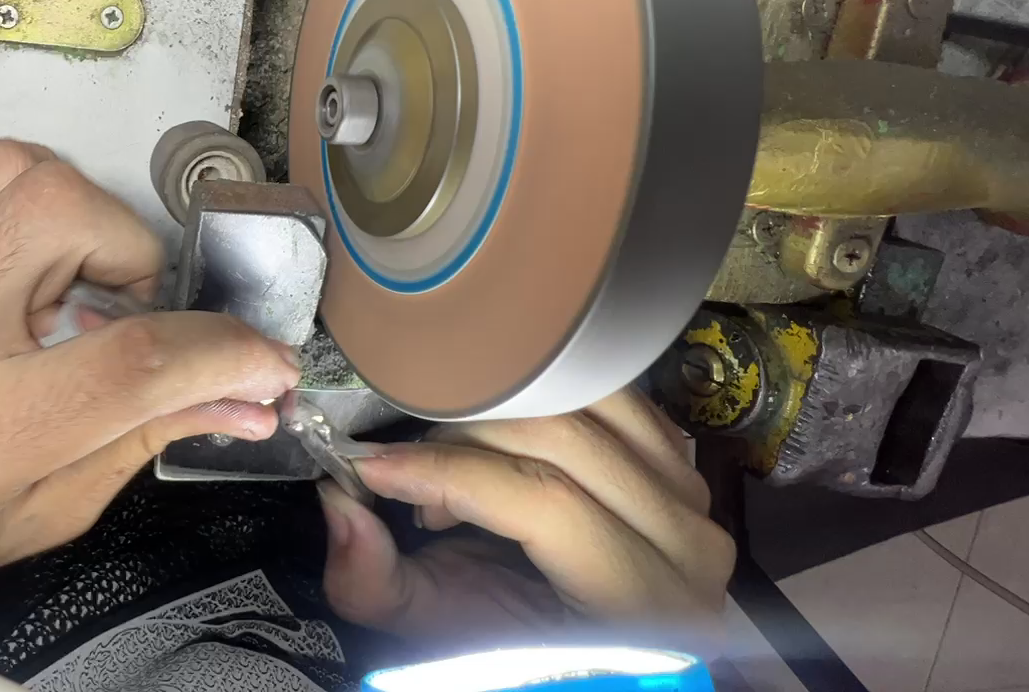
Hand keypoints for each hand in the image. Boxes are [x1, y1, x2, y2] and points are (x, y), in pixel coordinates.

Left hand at [0, 141, 301, 648]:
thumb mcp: (52, 509)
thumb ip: (152, 435)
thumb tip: (248, 392)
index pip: (126, 364)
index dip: (217, 350)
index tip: (261, 357)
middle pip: (56, 214)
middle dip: (123, 243)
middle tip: (118, 298)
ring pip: (7, 166)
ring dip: (68, 204)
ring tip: (64, 266)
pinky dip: (10, 183)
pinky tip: (17, 238)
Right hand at [318, 390, 733, 657]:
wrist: (589, 636)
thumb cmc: (515, 641)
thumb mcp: (437, 629)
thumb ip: (377, 583)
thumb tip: (339, 500)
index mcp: (643, 600)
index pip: (542, 501)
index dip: (443, 471)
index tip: (370, 465)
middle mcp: (686, 538)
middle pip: (557, 436)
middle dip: (457, 439)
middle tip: (411, 474)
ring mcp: (689, 485)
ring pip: (576, 397)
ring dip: (491, 410)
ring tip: (455, 454)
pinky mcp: (675, 450)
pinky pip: (598, 387)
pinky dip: (530, 391)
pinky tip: (494, 428)